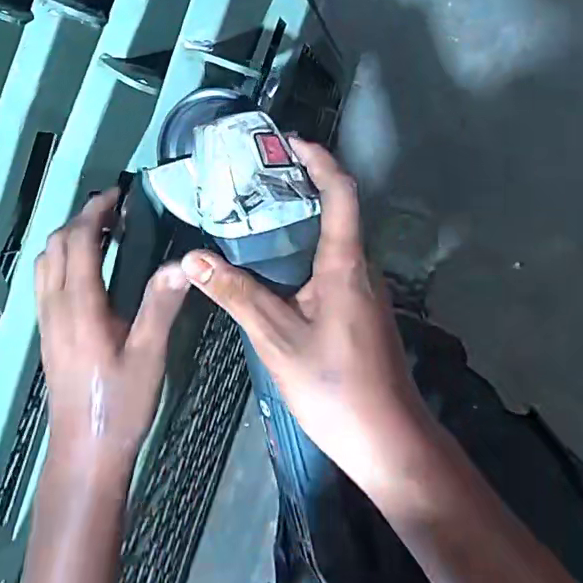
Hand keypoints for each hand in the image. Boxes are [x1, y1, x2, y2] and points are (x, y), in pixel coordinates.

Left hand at [34, 189, 190, 479]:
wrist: (84, 454)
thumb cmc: (121, 404)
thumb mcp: (149, 354)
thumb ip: (162, 303)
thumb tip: (184, 260)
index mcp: (79, 306)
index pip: (78, 241)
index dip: (95, 211)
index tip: (120, 194)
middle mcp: (55, 307)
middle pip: (56, 244)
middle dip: (82, 218)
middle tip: (117, 209)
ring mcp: (46, 320)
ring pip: (46, 261)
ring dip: (70, 236)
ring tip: (104, 231)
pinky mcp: (47, 333)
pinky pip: (46, 279)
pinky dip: (64, 257)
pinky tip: (90, 267)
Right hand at [178, 140, 435, 498]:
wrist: (389, 440)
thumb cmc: (334, 386)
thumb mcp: (277, 339)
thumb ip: (236, 294)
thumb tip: (193, 257)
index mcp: (344, 263)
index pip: (340, 192)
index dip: (318, 160)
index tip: (289, 142)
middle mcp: (360, 267)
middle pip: (337, 208)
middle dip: (302, 183)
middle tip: (257, 174)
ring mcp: (364, 289)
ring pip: (333, 237)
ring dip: (302, 217)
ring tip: (257, 210)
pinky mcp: (360, 308)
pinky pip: (332, 262)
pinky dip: (304, 247)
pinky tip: (274, 263)